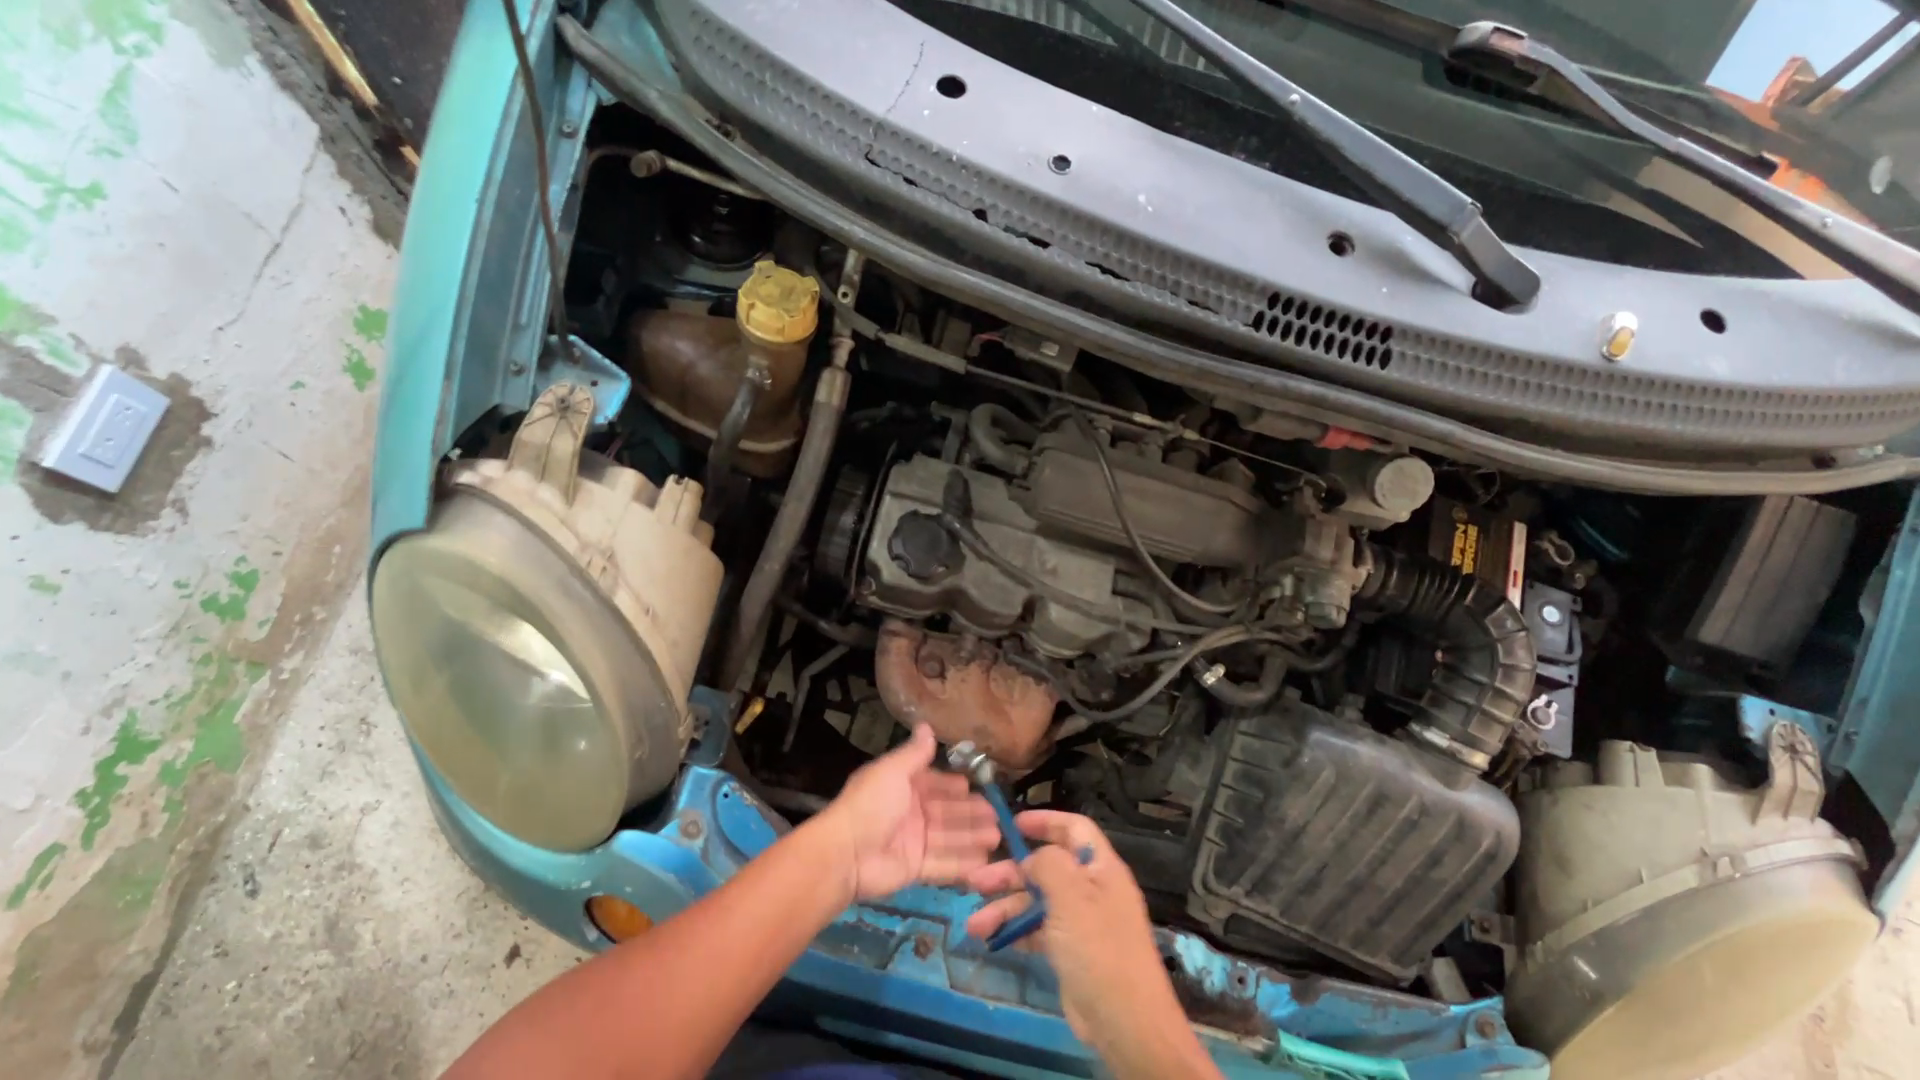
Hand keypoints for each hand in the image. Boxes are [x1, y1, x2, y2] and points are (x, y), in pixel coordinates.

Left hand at [808, 724, 1002, 901]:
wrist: (845, 854)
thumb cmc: (870, 806)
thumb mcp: (892, 771)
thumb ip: (914, 753)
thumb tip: (926, 724)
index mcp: (903, 787)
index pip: (935, 784)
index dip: (955, 787)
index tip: (979, 788)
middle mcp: (910, 813)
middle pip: (946, 812)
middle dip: (971, 814)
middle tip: (998, 816)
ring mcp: (913, 842)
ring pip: (949, 838)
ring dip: (972, 837)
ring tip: (998, 837)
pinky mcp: (915, 869)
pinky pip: (943, 864)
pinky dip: (963, 863)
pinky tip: (984, 861)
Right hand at [965, 812, 1218, 1078]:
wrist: (1124, 1019)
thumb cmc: (1098, 948)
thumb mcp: (1072, 896)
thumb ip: (1049, 864)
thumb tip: (1033, 859)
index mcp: (1101, 869)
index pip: (1075, 829)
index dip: (1046, 822)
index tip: (1012, 824)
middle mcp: (1091, 890)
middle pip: (1047, 868)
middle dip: (1010, 873)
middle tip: (975, 880)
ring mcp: (1080, 922)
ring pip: (1036, 903)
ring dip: (1005, 908)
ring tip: (974, 923)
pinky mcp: (1069, 951)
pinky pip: (1036, 931)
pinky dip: (1014, 932)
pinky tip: (990, 939)